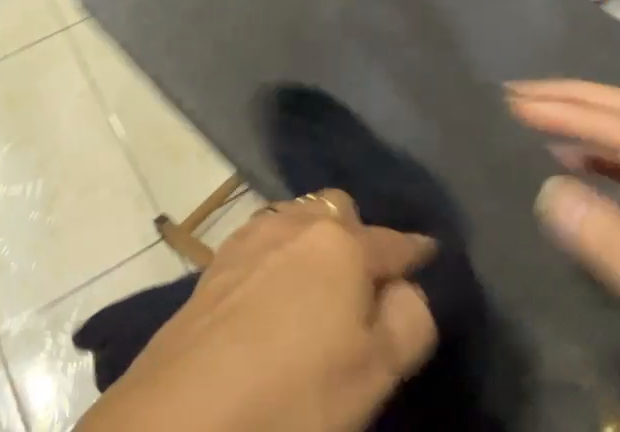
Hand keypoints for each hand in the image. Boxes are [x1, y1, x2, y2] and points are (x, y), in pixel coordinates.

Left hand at [78, 189, 438, 431]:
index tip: (430, 254)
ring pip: (293, 219)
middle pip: (335, 209)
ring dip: (313, 240)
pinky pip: (261, 242)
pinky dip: (279, 255)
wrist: (189, 409)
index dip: (416, 251)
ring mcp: (247, 239)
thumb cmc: (299, 390)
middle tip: (367, 279)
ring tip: (321, 284)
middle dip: (357, 232)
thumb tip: (404, 287)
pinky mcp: (215, 263)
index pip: (393, 241)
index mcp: (340, 242)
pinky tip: (276, 290)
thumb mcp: (378, 370)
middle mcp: (292, 225)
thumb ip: (409, 319)